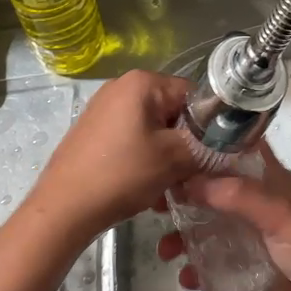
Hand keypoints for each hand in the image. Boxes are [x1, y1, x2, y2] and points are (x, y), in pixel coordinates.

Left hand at [28, 70, 202, 239]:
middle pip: (171, 113)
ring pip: (153, 130)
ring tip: (166, 191)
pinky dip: (143, 161)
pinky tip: (145, 192)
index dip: (207, 125)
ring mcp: (104, 109)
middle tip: (188, 177)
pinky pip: (132, 140)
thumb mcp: (173, 159)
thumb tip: (227, 145)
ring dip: (165, 159)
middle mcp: (122, 86)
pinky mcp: (93, 132)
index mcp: (142, 82)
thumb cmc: (121, 175)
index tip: (209, 155)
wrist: (62, 209)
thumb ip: (206, 146)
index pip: (192, 95)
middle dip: (183, 145)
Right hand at [157, 143, 290, 290]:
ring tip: (165, 250)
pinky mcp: (252, 270)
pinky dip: (198, 269)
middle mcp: (260, 204)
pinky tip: (186, 277)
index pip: (235, 151)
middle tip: (156, 205)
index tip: (170, 149)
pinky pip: (217, 265)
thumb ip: (240, 197)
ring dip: (186, 236)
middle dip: (185, 196)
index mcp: (271, 180)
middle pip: (215, 191)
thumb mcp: (281, 215)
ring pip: (212, 228)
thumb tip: (192, 181)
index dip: (205, 147)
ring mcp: (255, 238)